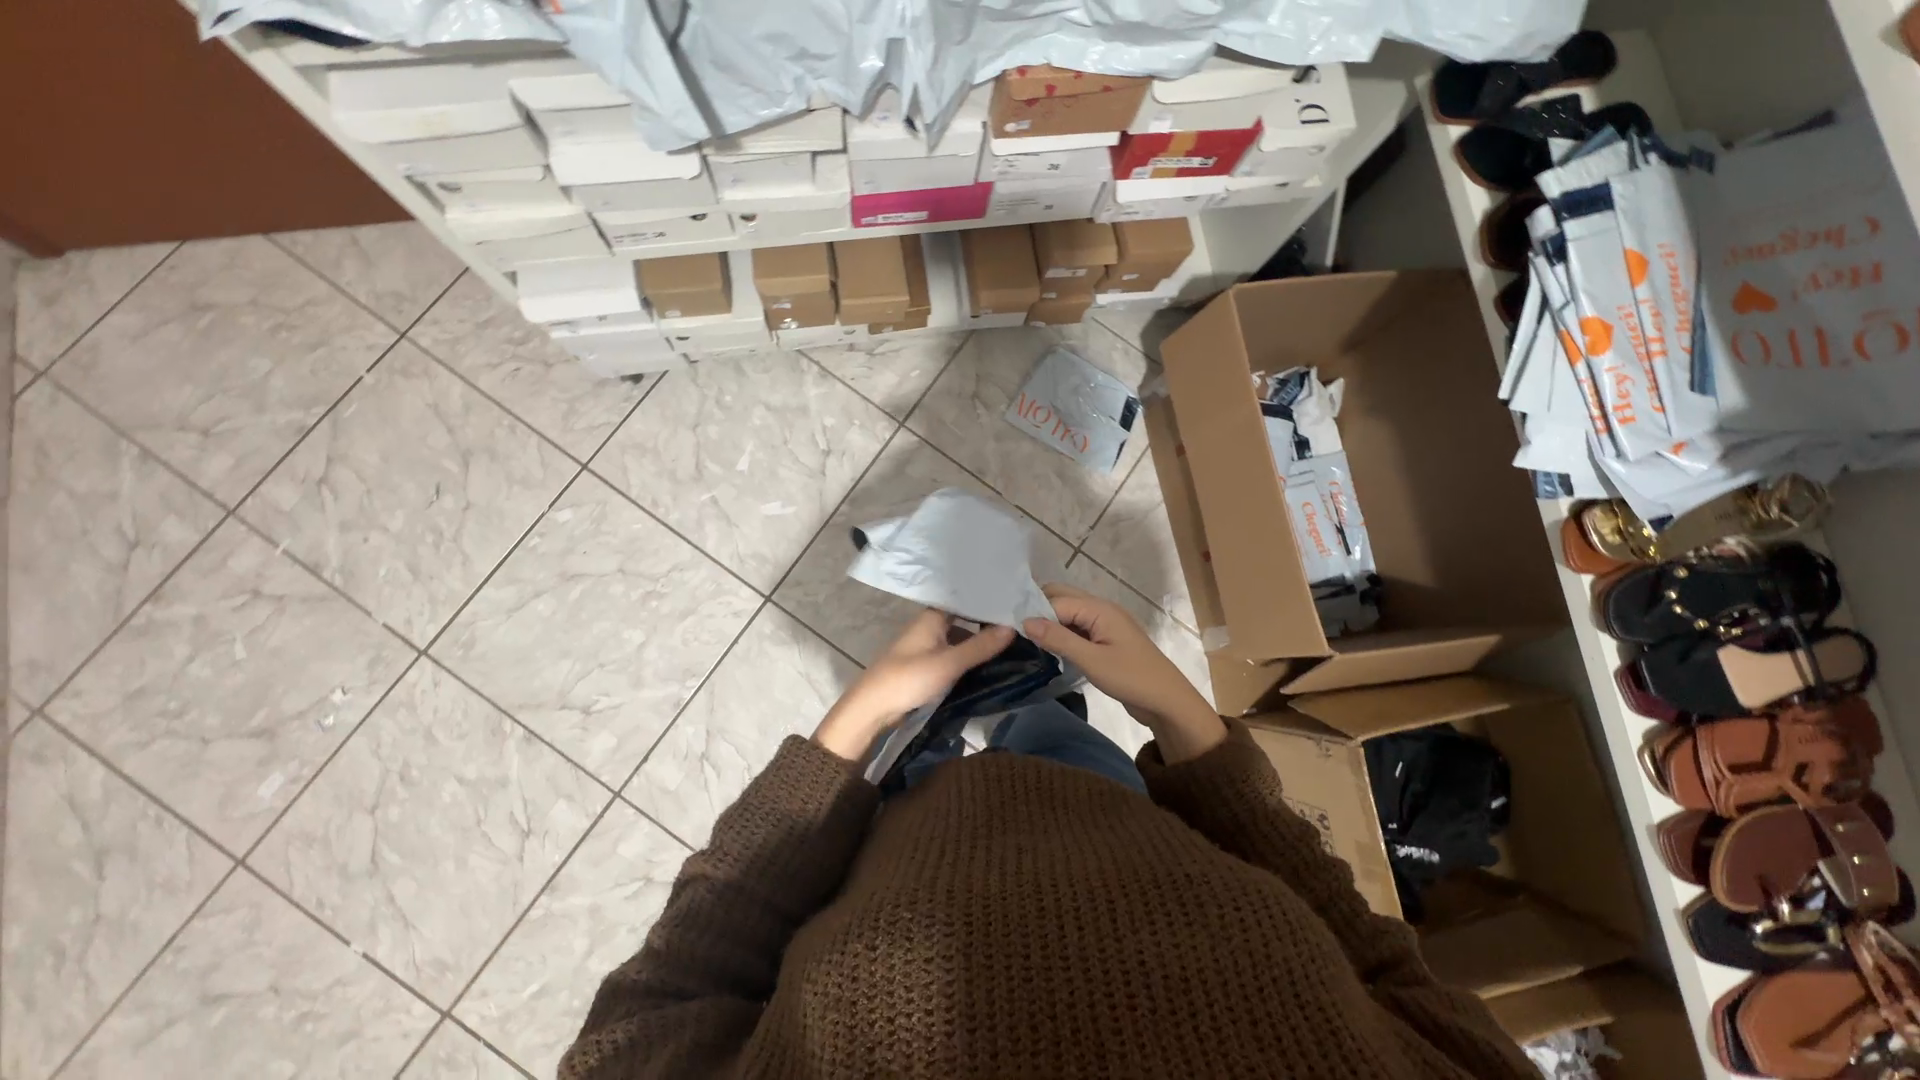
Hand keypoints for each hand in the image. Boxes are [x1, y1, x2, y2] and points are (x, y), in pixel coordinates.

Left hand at [812, 609, 1015, 761]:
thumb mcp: (949, 662)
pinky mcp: (925, 664)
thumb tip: (1013, 627)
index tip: (1015, 599)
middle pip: (963, 617)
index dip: (987, 598)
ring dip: (979, 639)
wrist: (873, 708)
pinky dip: (968, 654)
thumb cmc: (909, 678)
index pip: (964, 598)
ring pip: (958, 636)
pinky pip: (952, 652)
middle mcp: (929, 626)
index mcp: (931, 617)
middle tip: (1020, 621)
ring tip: (1012, 640)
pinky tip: (987, 660)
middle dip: (987, 620)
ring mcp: (926, 645)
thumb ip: (980, 646)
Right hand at [1023, 584, 1225, 762]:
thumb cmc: (1131, 678)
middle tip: (1011, 626)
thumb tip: (1025, 621)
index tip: (1007, 624)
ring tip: (1022, 635)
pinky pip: (1077, 628)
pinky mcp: (1105, 640)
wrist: (1167, 702)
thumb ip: (1059, 639)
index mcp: (1100, 609)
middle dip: (1038, 608)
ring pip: (1069, 613)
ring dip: (1049, 621)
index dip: (1032, 610)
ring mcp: (1105, 624)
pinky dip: (1061, 632)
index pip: (1056, 601)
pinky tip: (1046, 645)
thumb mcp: (1091, 660)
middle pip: (1062, 598)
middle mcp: (1102, 609)